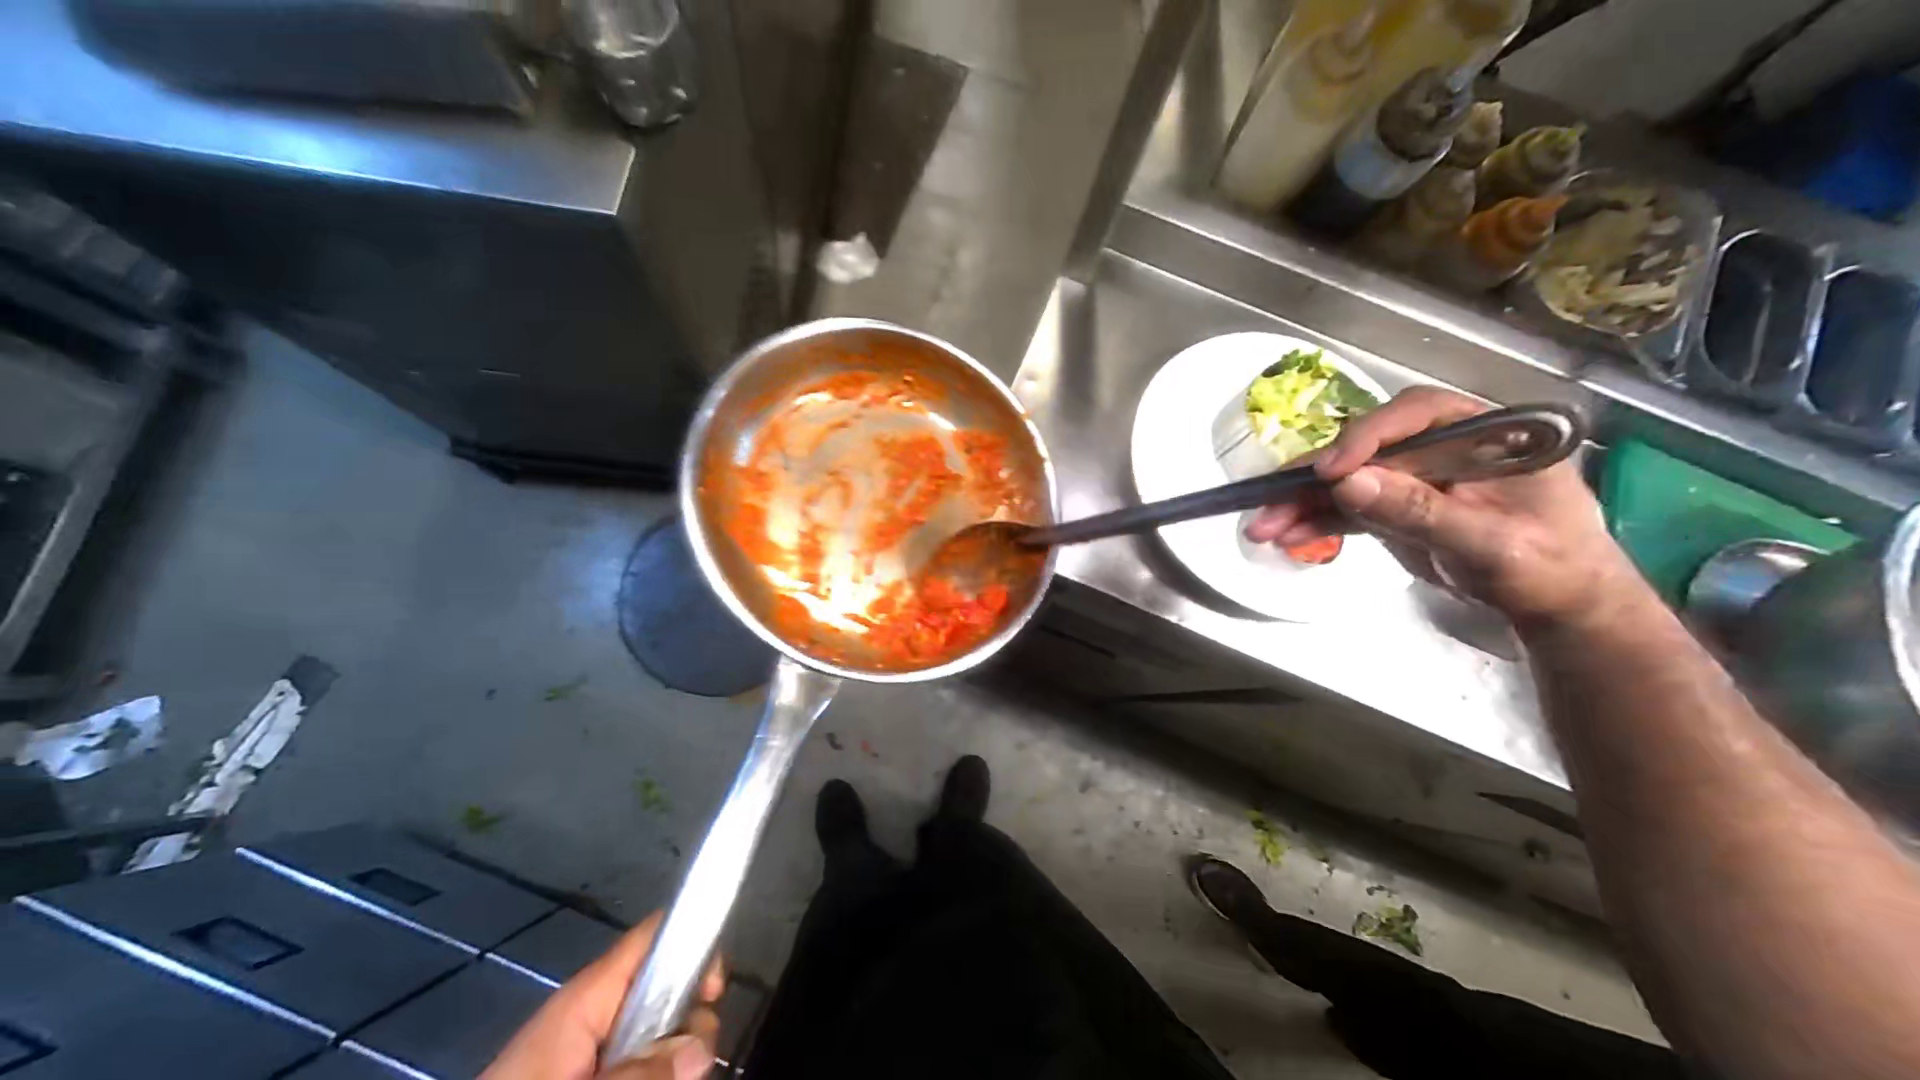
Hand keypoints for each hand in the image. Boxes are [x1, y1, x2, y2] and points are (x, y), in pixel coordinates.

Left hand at [482, 911, 725, 1079]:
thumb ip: (638, 1069)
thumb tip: (700, 1045)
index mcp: (586, 999)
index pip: (654, 936)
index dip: (695, 945)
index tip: (715, 988)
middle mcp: (594, 1015)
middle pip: (670, 990)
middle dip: (690, 1023)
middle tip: (685, 1066)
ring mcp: (591, 1050)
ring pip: (661, 1034)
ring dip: (675, 1059)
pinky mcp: (592, 1071)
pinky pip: (640, 1061)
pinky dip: (656, 1074)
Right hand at [1245, 386, 1645, 628]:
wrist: (1560, 608)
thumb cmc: (1549, 570)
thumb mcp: (1490, 544)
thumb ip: (1420, 511)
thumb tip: (1347, 483)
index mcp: (1487, 433)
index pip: (1418, 415)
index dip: (1367, 436)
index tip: (1330, 471)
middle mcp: (1442, 445)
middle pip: (1367, 448)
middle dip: (1313, 478)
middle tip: (1269, 504)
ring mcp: (1414, 476)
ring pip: (1347, 480)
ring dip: (1301, 503)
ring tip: (1261, 529)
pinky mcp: (1394, 505)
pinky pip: (1347, 508)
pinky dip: (1315, 522)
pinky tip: (1285, 536)